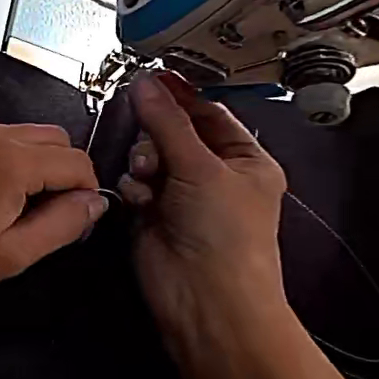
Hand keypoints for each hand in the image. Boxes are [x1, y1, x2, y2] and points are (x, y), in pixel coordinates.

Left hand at [0, 119, 105, 308]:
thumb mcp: (12, 253)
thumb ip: (64, 224)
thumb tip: (95, 202)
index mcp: (12, 162)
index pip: (78, 162)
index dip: (87, 191)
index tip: (76, 220)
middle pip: (59, 139)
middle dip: (67, 173)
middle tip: (51, 214)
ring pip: (33, 134)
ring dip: (43, 164)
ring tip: (22, 205)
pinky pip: (5, 135)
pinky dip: (17, 157)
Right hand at [119, 74, 289, 365]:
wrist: (205, 302)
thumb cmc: (226, 235)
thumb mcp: (202, 167)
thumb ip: (167, 121)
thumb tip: (144, 83)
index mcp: (244, 159)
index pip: (209, 112)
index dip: (182, 94)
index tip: (154, 75)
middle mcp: (213, 175)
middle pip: (172, 131)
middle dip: (158, 134)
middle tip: (153, 141)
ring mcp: (181, 195)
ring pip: (149, 155)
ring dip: (144, 161)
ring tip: (149, 177)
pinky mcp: (153, 214)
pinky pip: (134, 182)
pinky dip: (135, 187)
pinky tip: (141, 200)